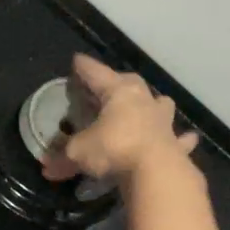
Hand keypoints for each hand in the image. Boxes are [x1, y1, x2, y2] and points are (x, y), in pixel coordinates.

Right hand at [40, 54, 197, 181]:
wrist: (153, 170)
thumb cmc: (113, 148)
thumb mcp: (77, 152)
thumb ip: (62, 157)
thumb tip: (47, 168)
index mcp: (119, 93)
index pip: (97, 75)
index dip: (85, 68)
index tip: (77, 60)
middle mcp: (144, 100)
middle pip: (131, 84)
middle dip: (119, 83)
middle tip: (109, 87)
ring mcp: (163, 120)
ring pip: (159, 105)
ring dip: (153, 105)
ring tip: (148, 108)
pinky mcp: (175, 143)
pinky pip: (178, 138)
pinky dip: (179, 138)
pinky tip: (183, 138)